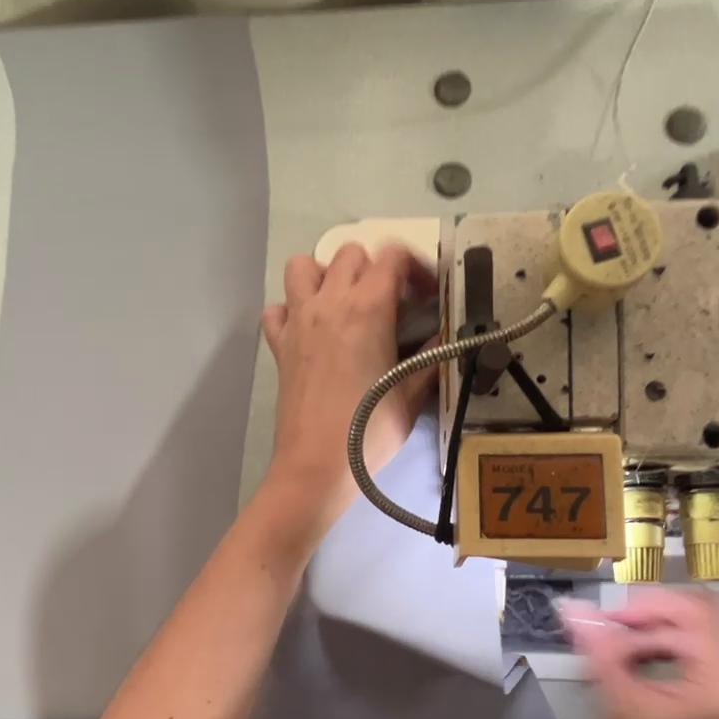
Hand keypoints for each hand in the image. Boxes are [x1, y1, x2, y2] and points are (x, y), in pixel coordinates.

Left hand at [257, 244, 436, 537]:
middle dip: (373, 268)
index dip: (415, 268)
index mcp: (369, 308)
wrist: (315, 465)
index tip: (425, 296)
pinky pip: (276, 309)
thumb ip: (429, 360)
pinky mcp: (278, 346)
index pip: (392, 256)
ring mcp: (298, 322)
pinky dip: (290, 310)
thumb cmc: (368, 434)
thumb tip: (442, 339)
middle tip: (388, 302)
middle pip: (350, 253)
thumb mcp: (410, 397)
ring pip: (303, 266)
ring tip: (342, 303)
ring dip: (324, 275)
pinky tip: (308, 331)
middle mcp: (330, 303)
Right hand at [562, 589, 718, 718]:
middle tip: (612, 629)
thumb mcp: (623, 705)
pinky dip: (669, 638)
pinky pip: (702, 636)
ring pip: (698, 619)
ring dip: (657, 626)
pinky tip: (644, 655)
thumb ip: (599, 652)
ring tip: (624, 646)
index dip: (642, 610)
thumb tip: (570, 607)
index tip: (605, 624)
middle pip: (695, 610)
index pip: (686, 614)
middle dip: (649, 614)